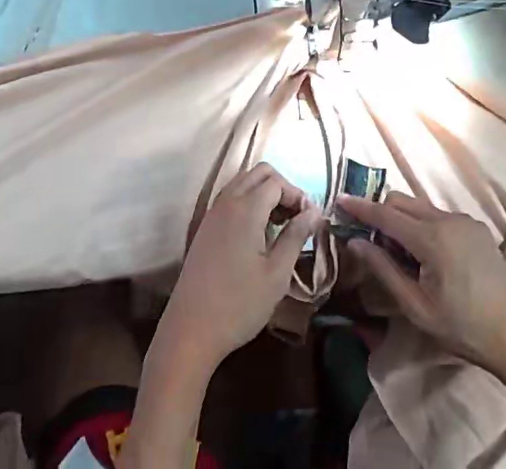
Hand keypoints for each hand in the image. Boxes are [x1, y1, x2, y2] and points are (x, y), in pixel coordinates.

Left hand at [162, 164, 322, 364]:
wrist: (191, 332)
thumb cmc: (239, 304)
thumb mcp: (277, 274)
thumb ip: (296, 236)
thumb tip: (314, 212)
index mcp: (246, 210)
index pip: (276, 182)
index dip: (297, 195)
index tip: (308, 220)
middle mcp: (226, 203)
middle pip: (258, 173)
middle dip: (281, 187)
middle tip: (295, 217)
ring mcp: (212, 214)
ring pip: (242, 182)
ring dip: (263, 193)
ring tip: (278, 225)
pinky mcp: (205, 228)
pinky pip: (230, 198)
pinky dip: (248, 202)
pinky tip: (257, 234)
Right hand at [337, 192, 505, 375]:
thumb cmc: (461, 326)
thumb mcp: (415, 306)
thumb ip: (384, 269)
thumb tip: (356, 242)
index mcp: (432, 238)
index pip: (386, 214)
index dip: (361, 207)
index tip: (339, 200)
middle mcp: (448, 219)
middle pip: (403, 202)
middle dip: (381, 213)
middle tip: (368, 239)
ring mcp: (465, 221)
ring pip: (421, 207)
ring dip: (403, 220)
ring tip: (398, 255)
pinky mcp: (477, 228)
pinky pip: (439, 216)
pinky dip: (423, 225)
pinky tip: (426, 256)